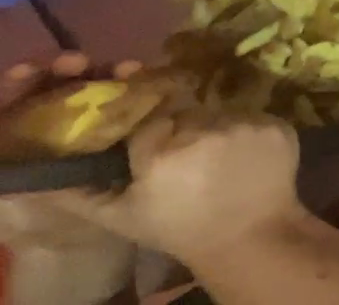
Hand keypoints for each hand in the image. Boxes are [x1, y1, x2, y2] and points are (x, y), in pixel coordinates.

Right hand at [49, 113, 303, 265]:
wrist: (249, 230)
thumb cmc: (179, 227)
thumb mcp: (122, 216)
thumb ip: (84, 194)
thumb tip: (52, 179)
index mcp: (163, 152)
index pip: (151, 121)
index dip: (153, 135)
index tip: (155, 148)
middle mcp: (207, 130)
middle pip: (190, 114)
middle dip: (185, 130)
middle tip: (188, 155)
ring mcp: (247, 124)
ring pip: (223, 114)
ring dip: (217, 128)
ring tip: (218, 157)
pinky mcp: (278, 124)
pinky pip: (255, 118)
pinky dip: (248, 132)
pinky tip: (245, 155)